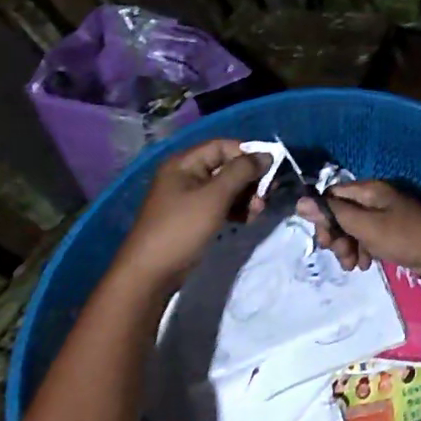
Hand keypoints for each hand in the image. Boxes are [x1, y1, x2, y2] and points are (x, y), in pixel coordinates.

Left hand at [115, 139, 267, 286]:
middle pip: (226, 166)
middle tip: (265, 196)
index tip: (270, 170)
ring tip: (256, 212)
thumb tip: (266, 155)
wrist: (150, 274)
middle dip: (249, 179)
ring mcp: (188, 197)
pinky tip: (246, 220)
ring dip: (246, 196)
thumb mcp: (215, 196)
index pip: (223, 146)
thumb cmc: (182, 228)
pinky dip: (236, 209)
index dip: (248, 154)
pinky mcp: (193, 217)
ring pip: (226, 187)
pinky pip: (221, 204)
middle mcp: (186, 175)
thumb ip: (242, 171)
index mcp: (184, 163)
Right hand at [295, 180, 420, 275]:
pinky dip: (362, 250)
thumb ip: (334, 214)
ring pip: (352, 228)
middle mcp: (374, 198)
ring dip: (348, 246)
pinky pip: (367, 238)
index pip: (332, 194)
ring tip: (353, 265)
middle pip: (340, 212)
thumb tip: (300, 201)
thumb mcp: (365, 226)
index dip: (322, 215)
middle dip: (336, 235)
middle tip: (340, 254)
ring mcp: (384, 215)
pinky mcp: (391, 232)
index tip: (325, 239)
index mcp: (369, 190)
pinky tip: (364, 265)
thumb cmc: (404, 236)